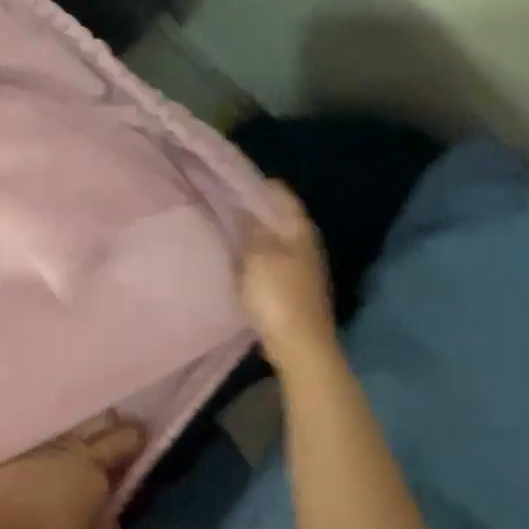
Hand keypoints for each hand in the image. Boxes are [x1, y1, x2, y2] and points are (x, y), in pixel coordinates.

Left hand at [0, 412, 142, 528]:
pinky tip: (53, 455)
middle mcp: (73, 447)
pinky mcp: (18, 448)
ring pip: (74, 428)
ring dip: (85, 432)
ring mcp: (44, 443)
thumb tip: (110, 515)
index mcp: (96, 468)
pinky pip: (48, 437)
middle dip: (115, 426)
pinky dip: (56, 443)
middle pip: (102, 422)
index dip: (137, 438)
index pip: (126, 440)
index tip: (142, 440)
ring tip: (85, 446)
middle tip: (119, 435)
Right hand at [239, 180, 339, 367]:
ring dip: (255, 234)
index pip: (281, 194)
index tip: (229, 182)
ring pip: (276, 239)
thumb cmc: (278, 295)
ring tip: (226, 231)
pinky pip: (273, 261)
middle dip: (254, 209)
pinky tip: (239, 262)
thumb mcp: (258, 255)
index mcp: (300, 229)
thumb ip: (251, 227)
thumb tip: (244, 207)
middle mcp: (306, 243)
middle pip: (279, 216)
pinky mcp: (296, 289)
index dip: (257, 185)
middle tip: (222, 205)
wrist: (300, 346)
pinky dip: (257, 256)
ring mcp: (304, 268)